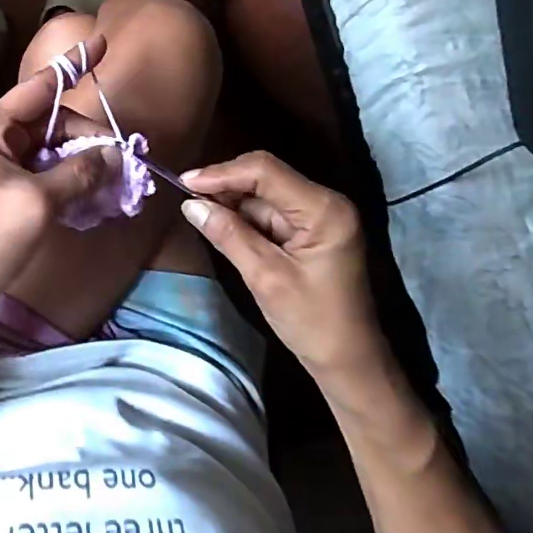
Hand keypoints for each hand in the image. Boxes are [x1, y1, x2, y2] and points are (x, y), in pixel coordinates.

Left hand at [0, 36, 118, 309]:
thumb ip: (80, 171)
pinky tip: (93, 192)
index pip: (40, 86)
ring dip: (81, 159)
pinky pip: (44, 168)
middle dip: (86, 136)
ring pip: (50, 145)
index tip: (102, 42)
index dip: (74, 65)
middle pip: (50, 120)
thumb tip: (116, 154)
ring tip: (113, 180)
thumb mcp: (41, 201)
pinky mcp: (5, 184)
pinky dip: (68, 176)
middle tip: (121, 159)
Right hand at [179, 152, 384, 380]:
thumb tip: (190, 205)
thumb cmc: (313, 322)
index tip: (185, 183)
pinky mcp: (306, 229)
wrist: (348, 361)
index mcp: (324, 210)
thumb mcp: (265, 277)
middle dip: (224, 183)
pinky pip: (266, 211)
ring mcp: (316, 215)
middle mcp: (323, 202)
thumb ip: (228, 235)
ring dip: (229, 199)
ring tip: (196, 208)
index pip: (266, 172)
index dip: (222, 173)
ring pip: (262, 192)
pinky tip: (217, 220)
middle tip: (186, 197)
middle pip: (264, 176)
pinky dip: (240, 214)